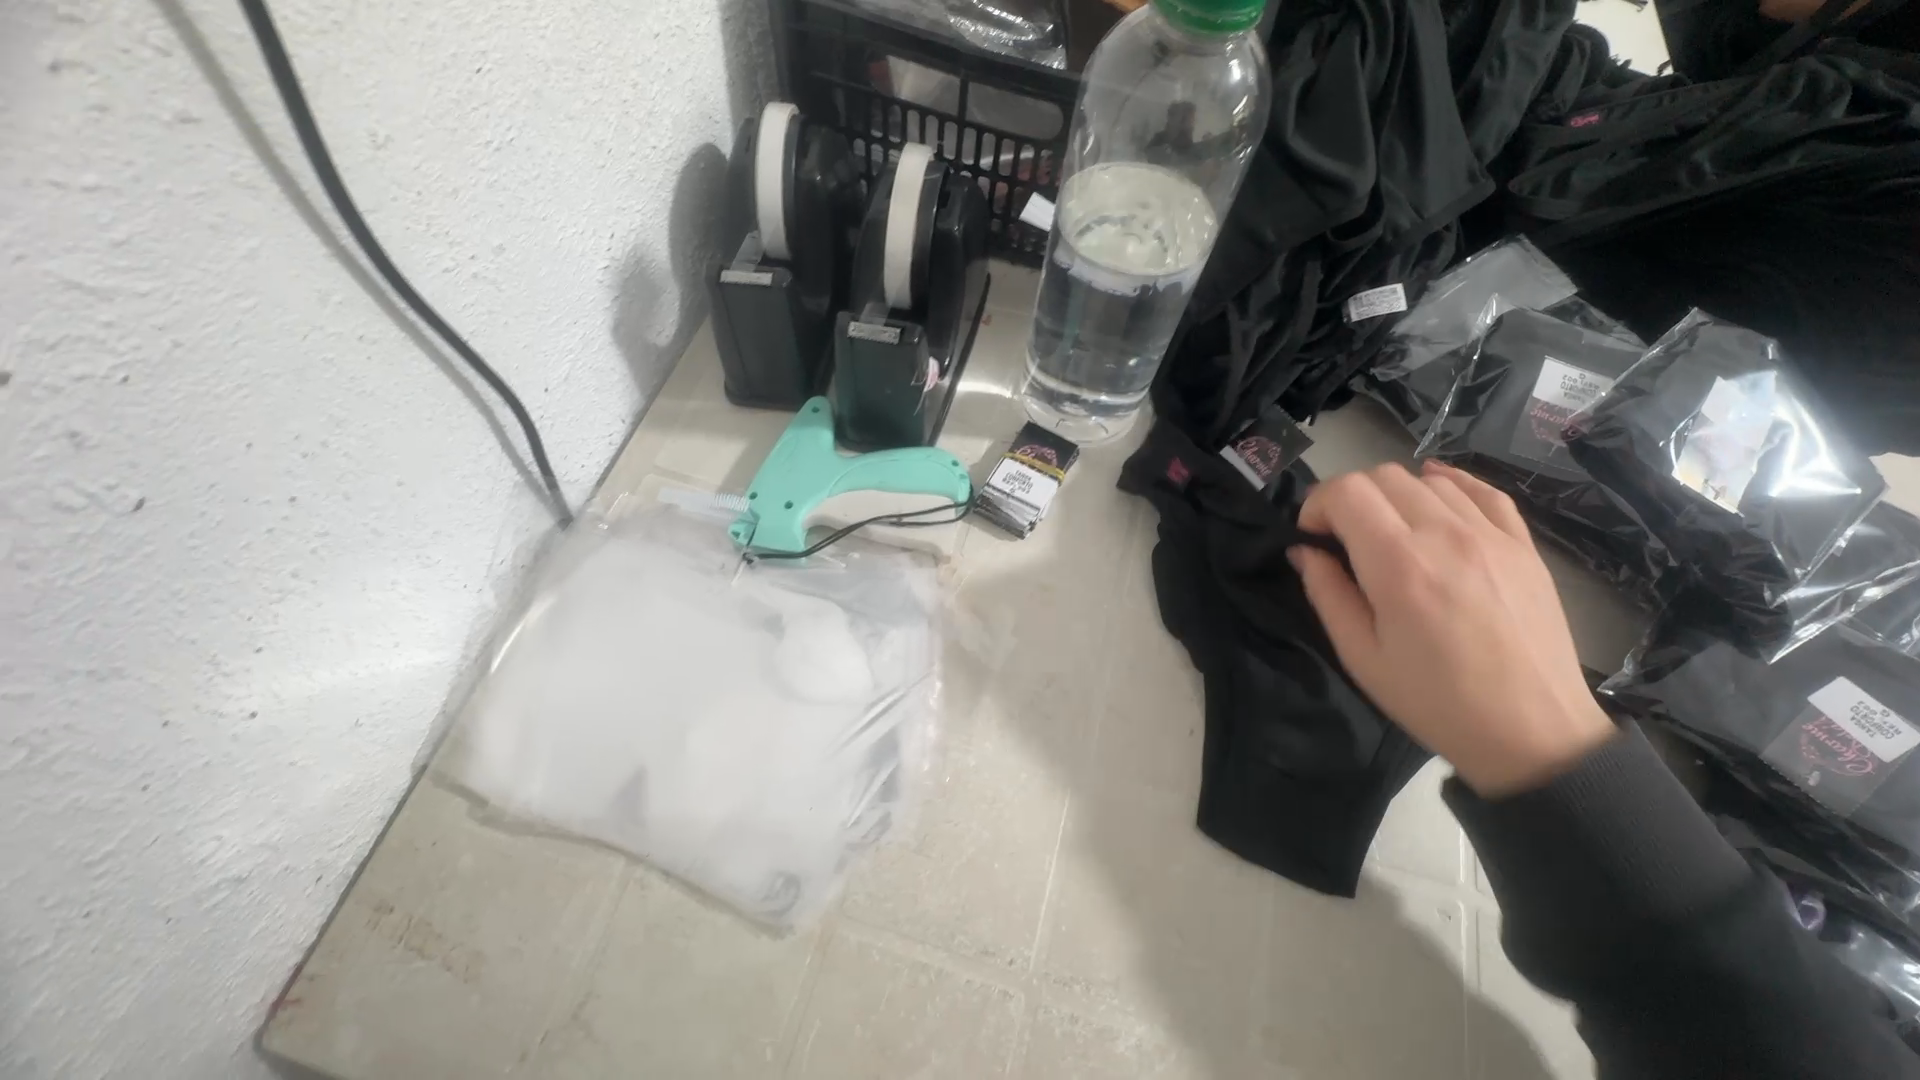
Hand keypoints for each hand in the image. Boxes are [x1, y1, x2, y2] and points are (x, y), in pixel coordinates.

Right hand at [1290, 461, 1613, 796]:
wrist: (1532, 731)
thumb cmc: (1434, 700)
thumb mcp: (1360, 656)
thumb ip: (1326, 593)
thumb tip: (1304, 551)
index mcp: (1399, 564)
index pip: (1346, 491)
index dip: (1317, 505)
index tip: (1313, 538)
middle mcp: (1445, 534)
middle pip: (1383, 476)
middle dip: (1350, 498)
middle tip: (1344, 538)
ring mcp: (1491, 534)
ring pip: (1427, 479)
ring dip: (1394, 496)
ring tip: (1389, 533)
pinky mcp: (1523, 545)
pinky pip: (1482, 490)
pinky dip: (1449, 485)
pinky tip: (1434, 500)